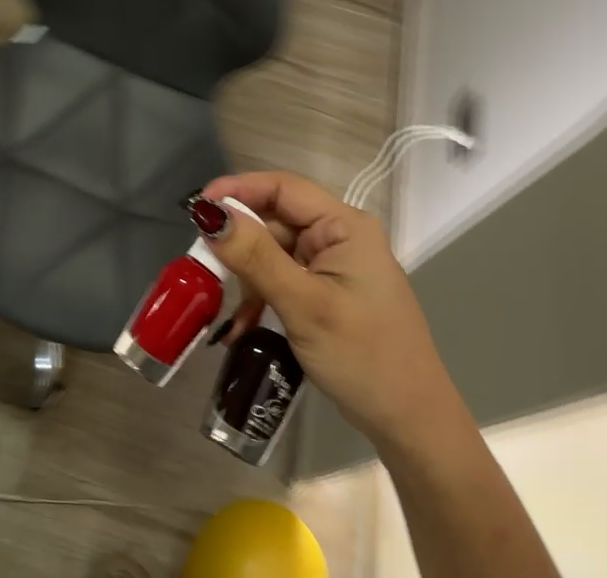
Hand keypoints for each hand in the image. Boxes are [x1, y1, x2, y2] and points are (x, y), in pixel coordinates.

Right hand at [201, 171, 454, 446]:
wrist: (409, 420)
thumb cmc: (363, 356)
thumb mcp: (304, 305)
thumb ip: (256, 257)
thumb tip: (210, 215)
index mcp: (344, 226)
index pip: (283, 188)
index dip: (238, 190)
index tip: (196, 208)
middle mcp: (339, 237)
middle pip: (275, 221)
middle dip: (238, 244)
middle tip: (201, 270)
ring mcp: (334, 267)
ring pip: (273, 253)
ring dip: (246, 279)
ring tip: (222, 310)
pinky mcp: (327, 295)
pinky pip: (283, 281)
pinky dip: (260, 299)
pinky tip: (241, 328)